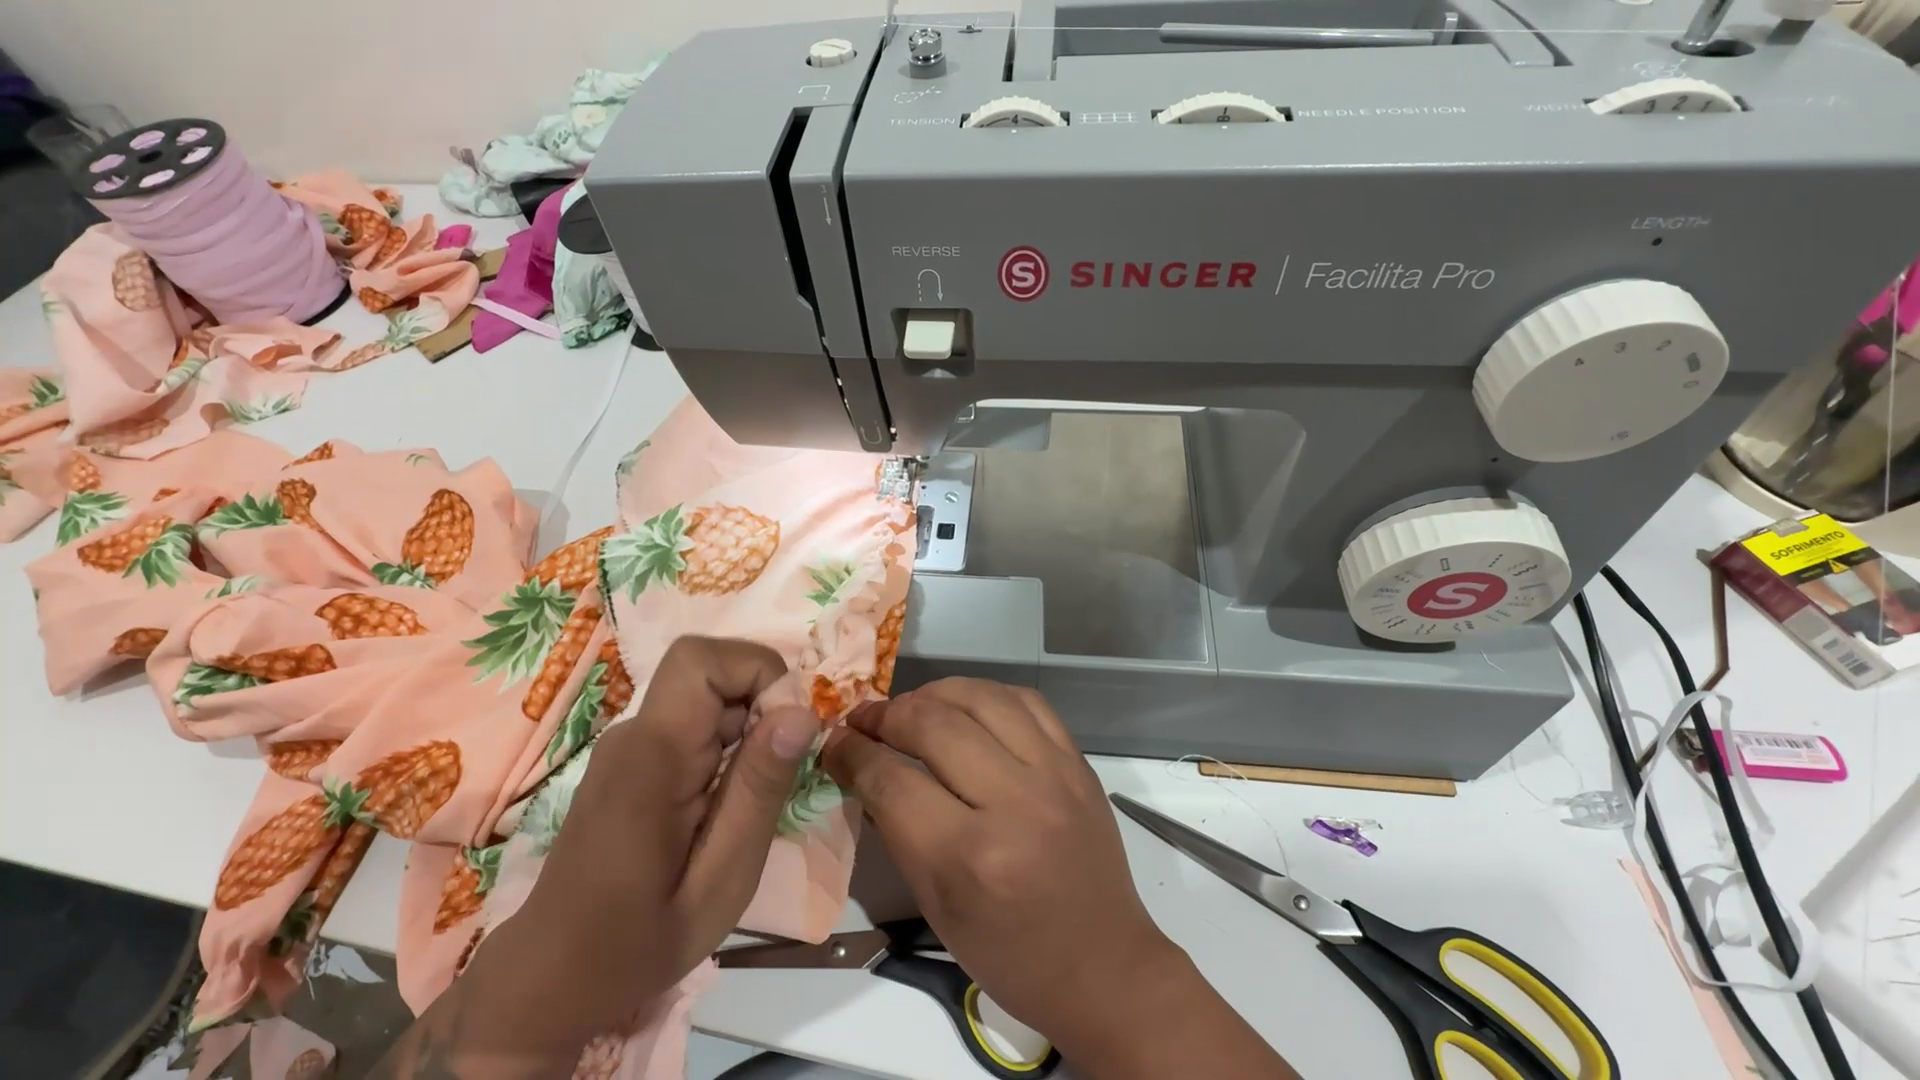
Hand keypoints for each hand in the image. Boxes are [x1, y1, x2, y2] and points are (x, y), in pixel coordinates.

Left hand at [471, 635, 819, 1051]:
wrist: (552, 975)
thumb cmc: (640, 940)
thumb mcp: (722, 879)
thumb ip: (759, 790)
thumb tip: (802, 712)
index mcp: (652, 757)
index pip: (702, 658)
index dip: (759, 673)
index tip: (790, 733)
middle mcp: (634, 734)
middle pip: (709, 671)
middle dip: (763, 703)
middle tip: (779, 774)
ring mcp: (628, 745)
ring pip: (706, 696)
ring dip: (748, 728)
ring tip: (754, 801)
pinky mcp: (630, 760)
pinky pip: (691, 724)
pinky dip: (727, 746)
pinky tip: (728, 805)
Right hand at [820, 679, 1182, 1054]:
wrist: (1101, 965)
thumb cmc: (1007, 953)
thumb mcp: (936, 905)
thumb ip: (899, 829)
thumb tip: (863, 766)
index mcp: (971, 856)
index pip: (892, 779)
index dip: (851, 753)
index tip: (833, 743)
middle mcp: (1016, 804)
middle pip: (934, 725)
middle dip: (886, 715)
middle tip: (865, 721)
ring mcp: (1055, 777)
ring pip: (982, 698)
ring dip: (933, 693)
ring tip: (910, 706)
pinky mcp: (1079, 765)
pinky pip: (1028, 702)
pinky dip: (986, 695)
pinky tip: (964, 706)